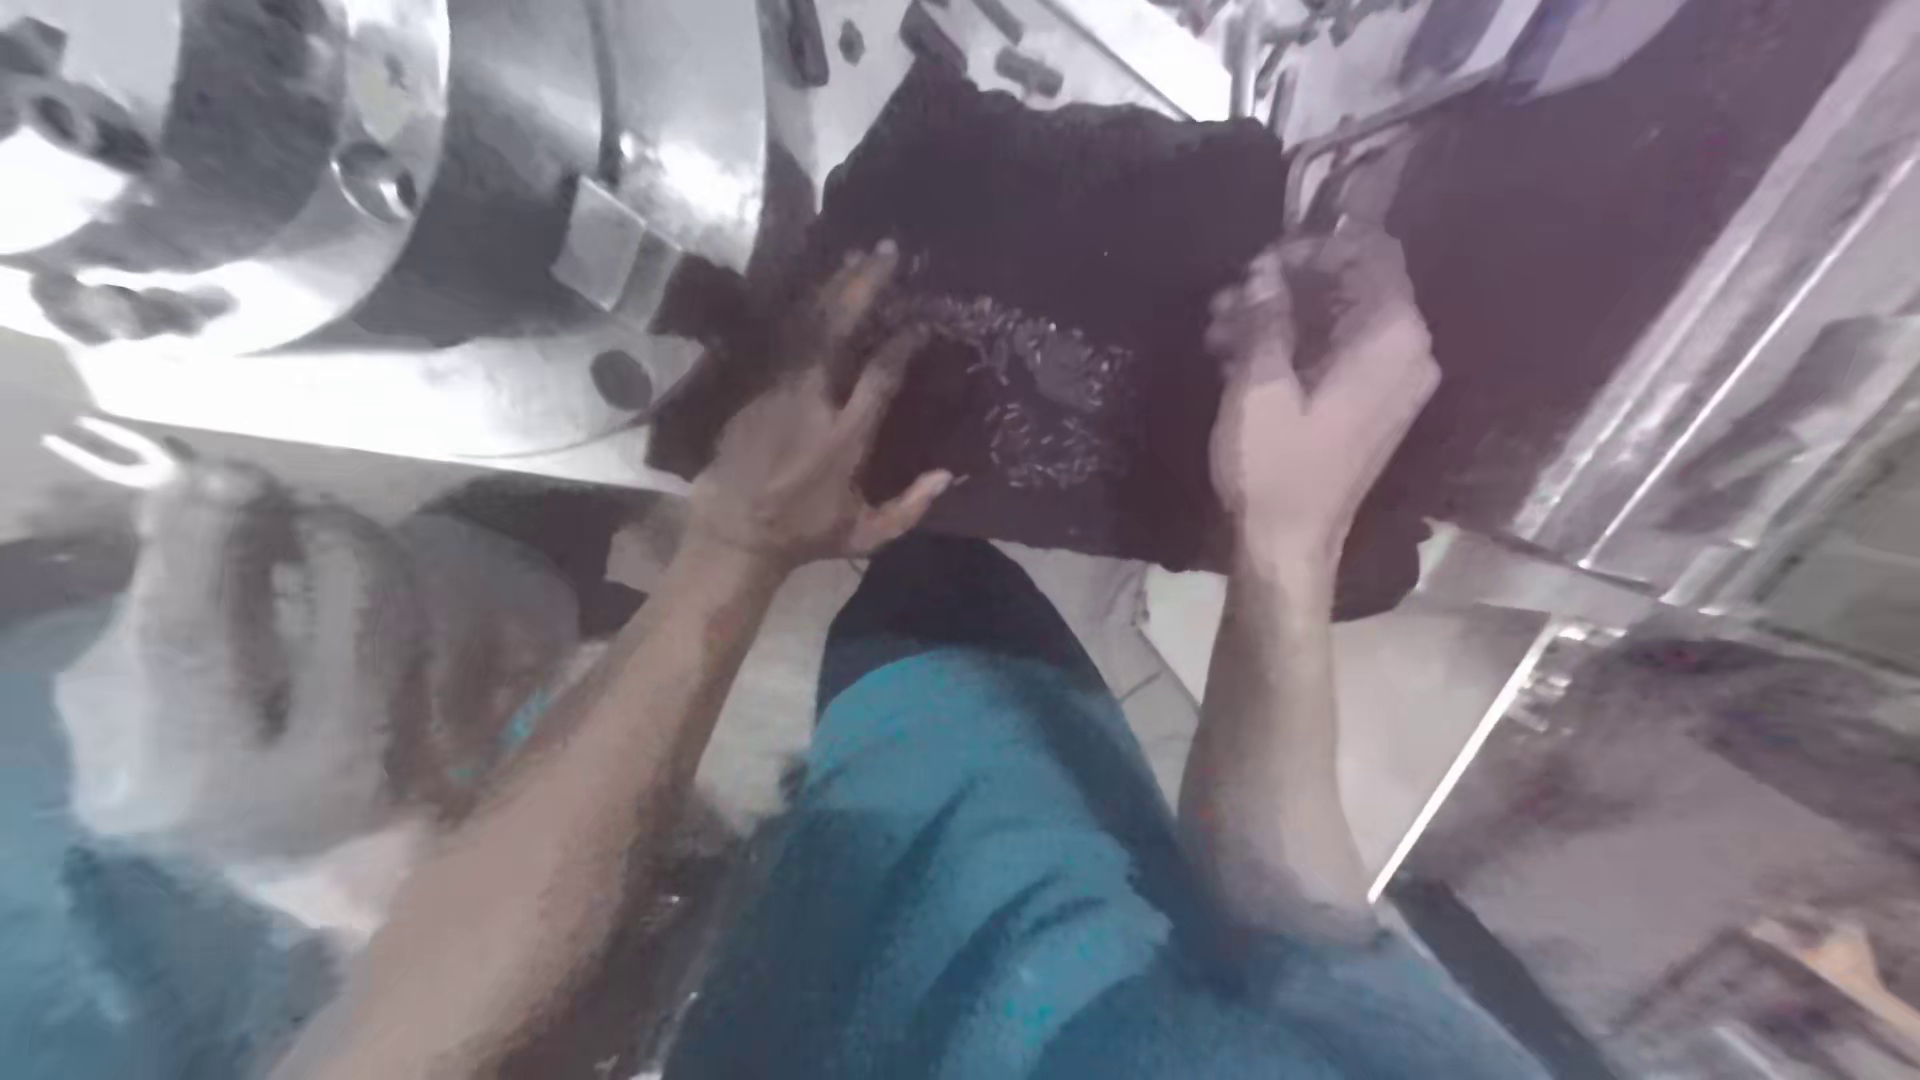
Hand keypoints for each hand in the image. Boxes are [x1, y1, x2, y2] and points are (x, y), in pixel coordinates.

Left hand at [689, 241, 952, 572]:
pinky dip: (805, 312)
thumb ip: (909, 508)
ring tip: (856, 256)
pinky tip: (820, 293)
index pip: (878, 378)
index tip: (921, 323)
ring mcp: (777, 392)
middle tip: (886, 253)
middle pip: (837, 332)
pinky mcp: (754, 390)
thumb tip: (947, 475)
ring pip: (806, 327)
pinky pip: (783, 342)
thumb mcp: (865, 536)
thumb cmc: (805, 535)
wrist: (733, 532)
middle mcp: (811, 405)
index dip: (901, 345)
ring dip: (833, 289)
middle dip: (863, 289)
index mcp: (844, 440)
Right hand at [1207, 231, 1438, 575]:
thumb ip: (1266, 320)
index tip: (1258, 262)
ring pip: (1332, 325)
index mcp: (1391, 338)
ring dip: (1277, 321)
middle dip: (1284, 288)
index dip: (1313, 248)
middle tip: (1225, 299)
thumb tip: (1263, 272)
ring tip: (1217, 330)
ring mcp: (1384, 384)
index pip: (1369, 255)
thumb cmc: (1273, 467)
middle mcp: (1403, 353)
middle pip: (1349, 290)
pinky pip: (1330, 358)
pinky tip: (1234, 360)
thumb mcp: (1258, 388)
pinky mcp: (1363, 409)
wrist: (1287, 543)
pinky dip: (1288, 351)